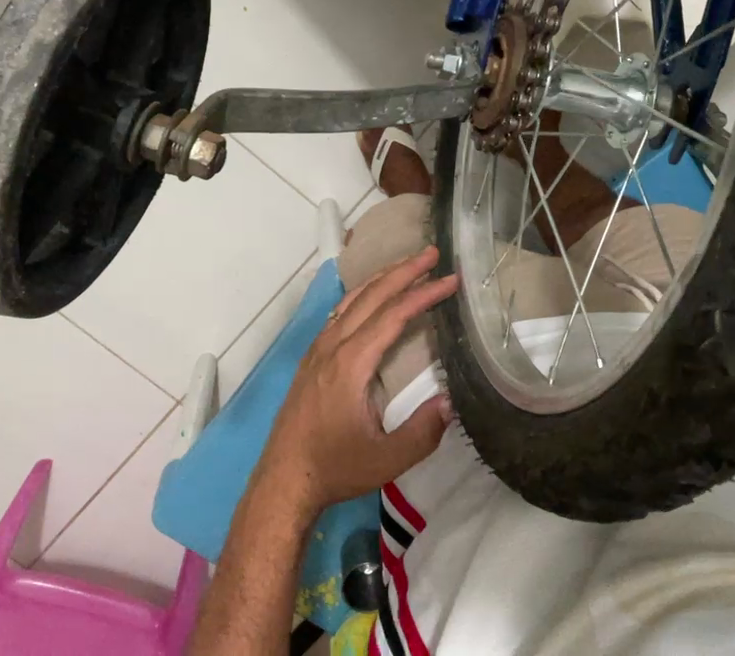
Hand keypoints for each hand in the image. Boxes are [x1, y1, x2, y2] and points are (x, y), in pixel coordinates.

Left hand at [254, 246, 458, 515]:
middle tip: (433, 253)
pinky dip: (361, 296)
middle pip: (371, 296)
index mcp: (351, 363)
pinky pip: (339, 314)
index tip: (451, 280)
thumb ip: (423, 431)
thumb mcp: (388, 459)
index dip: (424, 294)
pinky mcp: (310, 360)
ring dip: (381, 280)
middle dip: (403, 272)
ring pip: (351, 301)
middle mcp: (332, 347)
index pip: (393, 315)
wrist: (284, 480)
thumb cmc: (336, 468)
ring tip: (407, 266)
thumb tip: (451, 401)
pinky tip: (370, 299)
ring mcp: (317, 351)